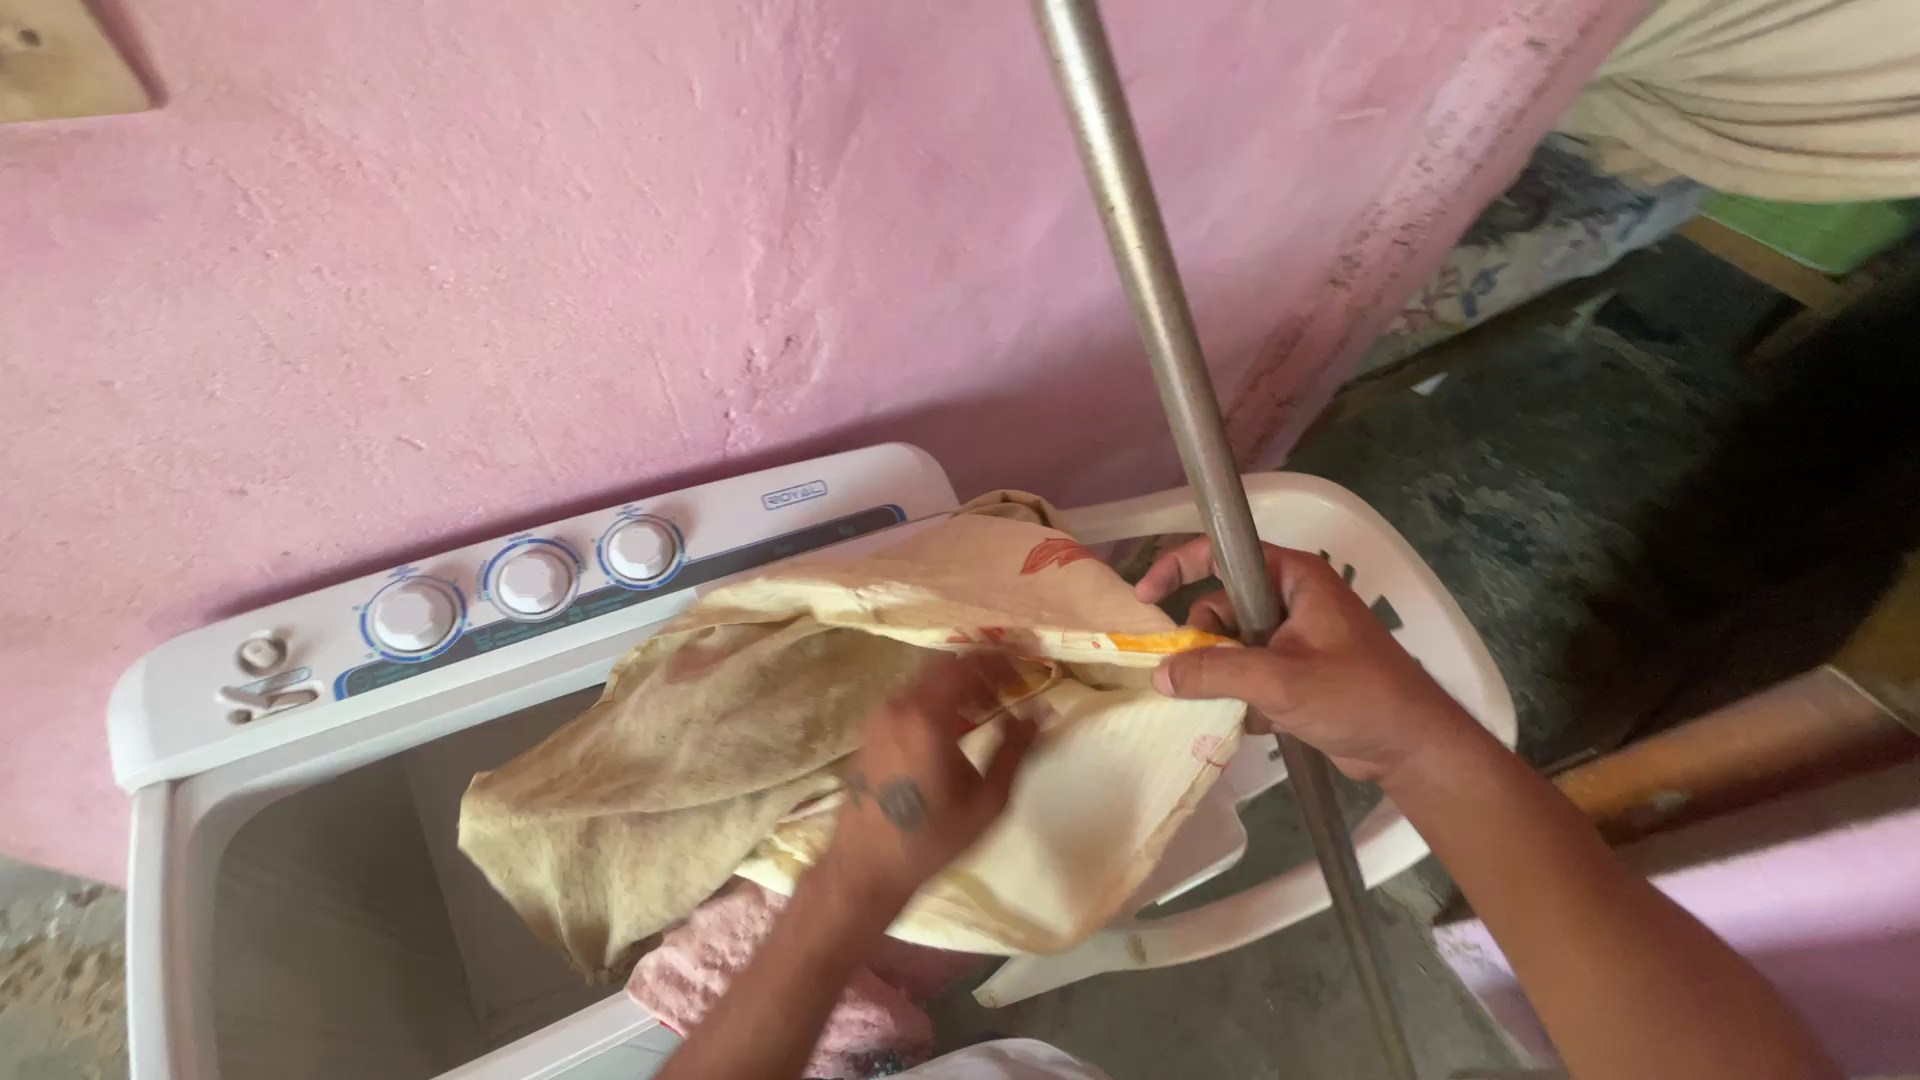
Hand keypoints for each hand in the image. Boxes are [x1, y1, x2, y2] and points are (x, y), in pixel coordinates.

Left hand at [824, 655, 1038, 908]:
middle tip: (1013, 686)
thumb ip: (1016, 750)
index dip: (1001, 659)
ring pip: (927, 682)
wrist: (865, 868)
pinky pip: (911, 699)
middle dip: (982, 671)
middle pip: (946, 666)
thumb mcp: (987, 801)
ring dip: (960, 686)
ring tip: (990, 707)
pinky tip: (958, 727)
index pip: (967, 664)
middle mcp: (898, 706)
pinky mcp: (872, 731)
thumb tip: (1041, 712)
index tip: (1028, 663)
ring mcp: (880, 717)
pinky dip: (939, 700)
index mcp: (926, 716)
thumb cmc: (931, 839)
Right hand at [1135, 538, 1482, 785]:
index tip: (1145, 596)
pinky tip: (1263, 721)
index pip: (1222, 553)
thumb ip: (1215, 672)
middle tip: (1205, 675)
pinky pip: (1247, 670)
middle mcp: (1290, 599)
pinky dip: (1244, 694)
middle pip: (1219, 605)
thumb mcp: (1280, 681)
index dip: (1178, 566)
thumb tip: (1159, 674)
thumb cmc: (1358, 697)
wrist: (1413, 749)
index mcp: (1293, 578)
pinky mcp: (1295, 669)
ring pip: (1230, 643)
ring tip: (1242, 705)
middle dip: (1206, 642)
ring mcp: (1293, 635)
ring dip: (1224, 675)